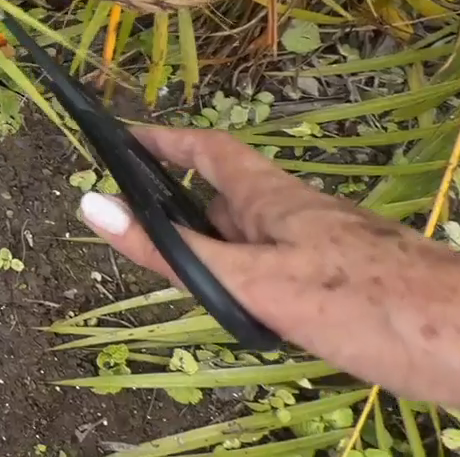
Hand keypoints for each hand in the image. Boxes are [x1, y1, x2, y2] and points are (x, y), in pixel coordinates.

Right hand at [79, 126, 459, 409]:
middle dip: (185, 216)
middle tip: (149, 245)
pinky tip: (271, 323)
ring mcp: (337, 251)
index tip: (120, 136)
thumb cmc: (372, 307)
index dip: (161, 138)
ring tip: (210, 299)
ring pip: (259, 242)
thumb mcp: (254, 283)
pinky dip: (263, 286)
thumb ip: (170, 251)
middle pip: (227, 200)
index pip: (205, 150)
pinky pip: (293, 273)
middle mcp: (300, 216)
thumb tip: (87, 203)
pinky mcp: (365, 287)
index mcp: (271, 199)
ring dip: (225, 259)